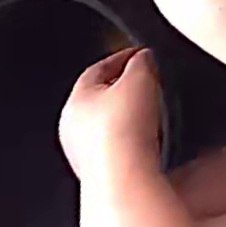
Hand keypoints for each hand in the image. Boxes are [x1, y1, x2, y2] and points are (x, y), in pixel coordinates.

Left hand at [59, 47, 163, 184]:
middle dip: (125, 84)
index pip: (97, 69)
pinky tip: (148, 132)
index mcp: (75, 101)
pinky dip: (132, 133)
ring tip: (153, 106)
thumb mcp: (140, 76)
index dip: (122, 57)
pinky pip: (117, 141)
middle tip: (149, 77)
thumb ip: (142, 60)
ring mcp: (84, 151)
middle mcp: (72, 127)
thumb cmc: (123, 127)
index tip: (141, 53)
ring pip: (109, 120)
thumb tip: (143, 57)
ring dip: (129, 111)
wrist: (124, 173)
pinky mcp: (100, 168)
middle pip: (101, 95)